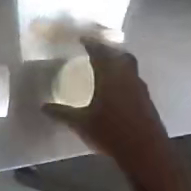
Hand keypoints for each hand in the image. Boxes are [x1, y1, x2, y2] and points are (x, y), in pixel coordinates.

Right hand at [44, 37, 172, 178]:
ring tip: (105, 67)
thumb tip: (43, 107)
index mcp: (110, 76)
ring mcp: (139, 88)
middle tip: (96, 50)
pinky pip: (133, 80)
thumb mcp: (80, 123)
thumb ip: (62, 113)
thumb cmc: (110, 132)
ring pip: (129, 67)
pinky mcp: (146, 101)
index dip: (91, 43)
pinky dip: (124, 77)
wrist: (145, 151)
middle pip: (120, 55)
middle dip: (108, 49)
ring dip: (118, 63)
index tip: (82, 38)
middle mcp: (127, 77)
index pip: (100, 52)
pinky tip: (116, 89)